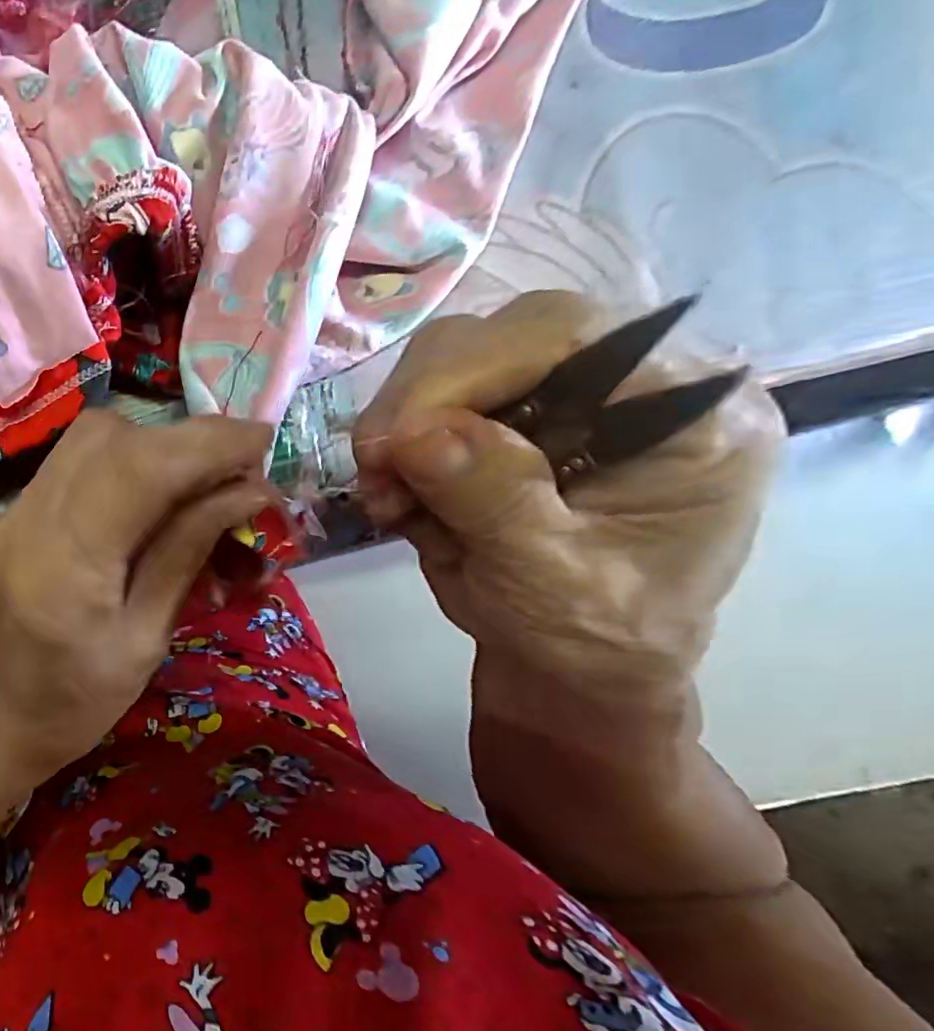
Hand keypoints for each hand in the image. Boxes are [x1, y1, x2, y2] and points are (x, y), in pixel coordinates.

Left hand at [0, 410, 274, 817]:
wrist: (2, 719)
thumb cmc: (81, 702)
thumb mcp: (147, 638)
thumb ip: (186, 553)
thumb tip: (245, 489)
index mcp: (64, 567)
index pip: (137, 469)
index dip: (206, 443)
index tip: (263, 443)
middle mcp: (27, 524)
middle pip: (107, 437)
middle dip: (182, 440)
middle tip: (234, 471)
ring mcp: (10, 517)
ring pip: (86, 440)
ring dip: (150, 446)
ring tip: (196, 483)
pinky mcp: (9, 518)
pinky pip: (69, 465)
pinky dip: (119, 464)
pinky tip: (149, 498)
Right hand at [352, 292, 784, 731]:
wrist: (566, 664)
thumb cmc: (588, 635)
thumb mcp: (549, 581)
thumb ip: (493, 502)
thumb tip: (413, 435)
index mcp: (684, 410)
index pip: (567, 336)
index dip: (466, 373)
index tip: (394, 442)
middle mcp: (623, 382)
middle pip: (495, 335)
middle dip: (418, 404)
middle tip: (378, 474)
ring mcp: (553, 395)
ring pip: (443, 361)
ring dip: (395, 431)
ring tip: (389, 501)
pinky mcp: (497, 417)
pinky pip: (417, 402)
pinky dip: (388, 450)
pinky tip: (395, 499)